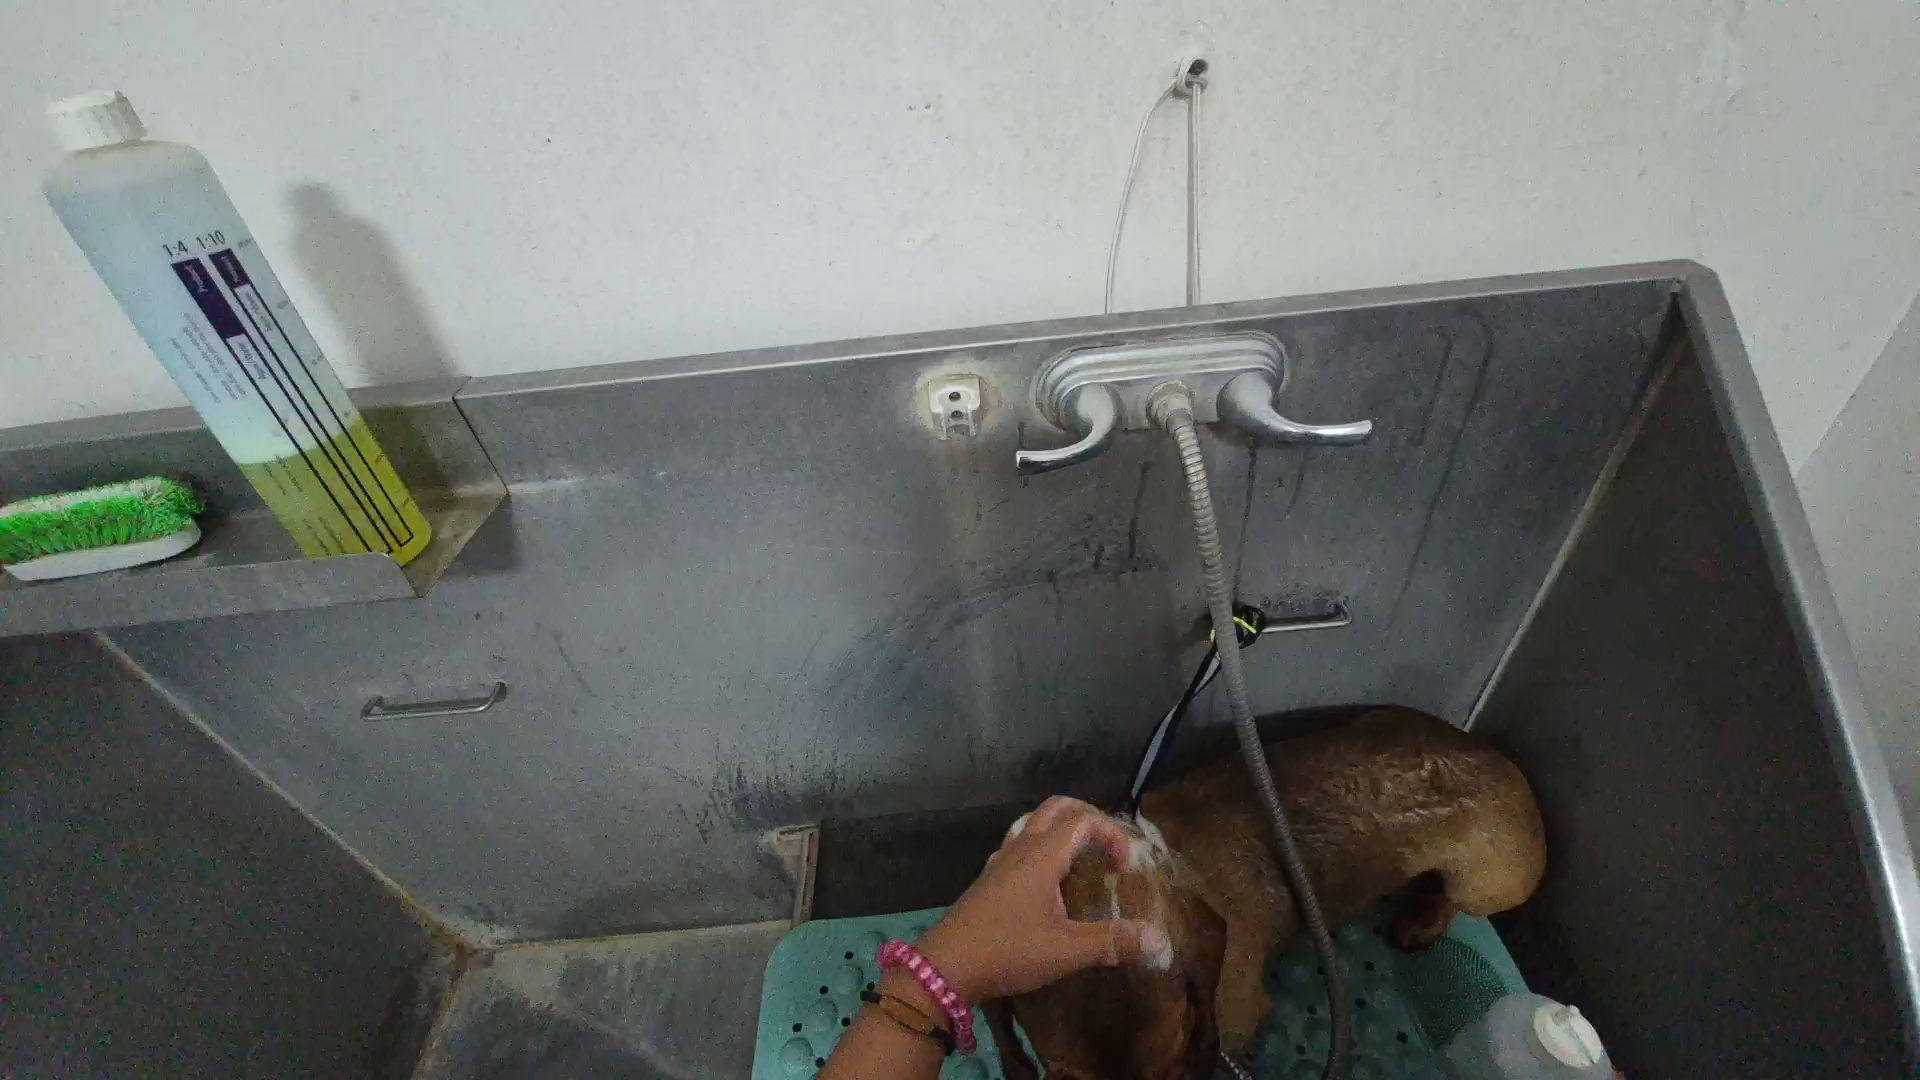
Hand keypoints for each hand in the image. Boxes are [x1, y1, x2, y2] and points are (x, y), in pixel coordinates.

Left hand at [911, 796, 1171, 1002]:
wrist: (948, 964)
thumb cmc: (1009, 950)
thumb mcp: (1067, 949)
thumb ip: (1113, 941)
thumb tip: (1161, 940)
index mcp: (1042, 854)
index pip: (1083, 821)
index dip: (1111, 833)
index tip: (1127, 865)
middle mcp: (1021, 846)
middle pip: (1056, 808)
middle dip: (1087, 817)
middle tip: (1109, 845)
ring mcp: (1001, 859)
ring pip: (1034, 822)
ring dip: (1062, 828)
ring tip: (1083, 857)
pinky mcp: (989, 876)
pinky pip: (1019, 843)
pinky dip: (1041, 845)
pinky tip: (1047, 878)